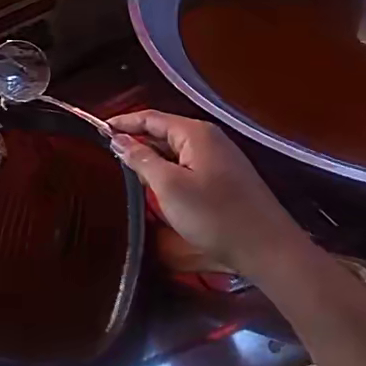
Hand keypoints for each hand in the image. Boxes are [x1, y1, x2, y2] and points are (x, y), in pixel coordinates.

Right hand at [108, 110, 309, 278]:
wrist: (267, 248)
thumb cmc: (215, 216)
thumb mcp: (170, 187)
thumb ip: (142, 159)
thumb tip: (119, 140)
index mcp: (195, 133)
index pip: (151, 117)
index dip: (124, 122)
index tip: (99, 129)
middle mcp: (209, 138)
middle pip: (164, 130)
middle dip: (137, 138)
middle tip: (108, 150)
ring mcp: (220, 157)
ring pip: (176, 149)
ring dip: (152, 154)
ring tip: (127, 166)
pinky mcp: (226, 177)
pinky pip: (189, 163)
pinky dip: (168, 168)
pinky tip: (158, 183)